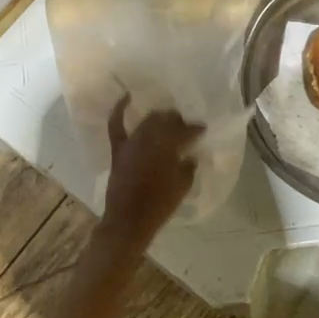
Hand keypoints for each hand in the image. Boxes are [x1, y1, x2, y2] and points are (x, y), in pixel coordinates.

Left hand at [98, 96, 202, 252]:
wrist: (130, 220)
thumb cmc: (161, 205)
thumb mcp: (183, 185)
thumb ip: (188, 165)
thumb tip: (189, 155)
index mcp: (170, 146)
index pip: (186, 131)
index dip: (196, 129)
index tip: (202, 129)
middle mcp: (151, 138)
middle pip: (166, 121)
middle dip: (177, 121)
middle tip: (184, 126)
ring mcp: (132, 142)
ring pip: (148, 121)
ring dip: (159, 118)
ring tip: (167, 119)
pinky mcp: (118, 149)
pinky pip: (116, 124)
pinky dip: (120, 109)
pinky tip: (127, 97)